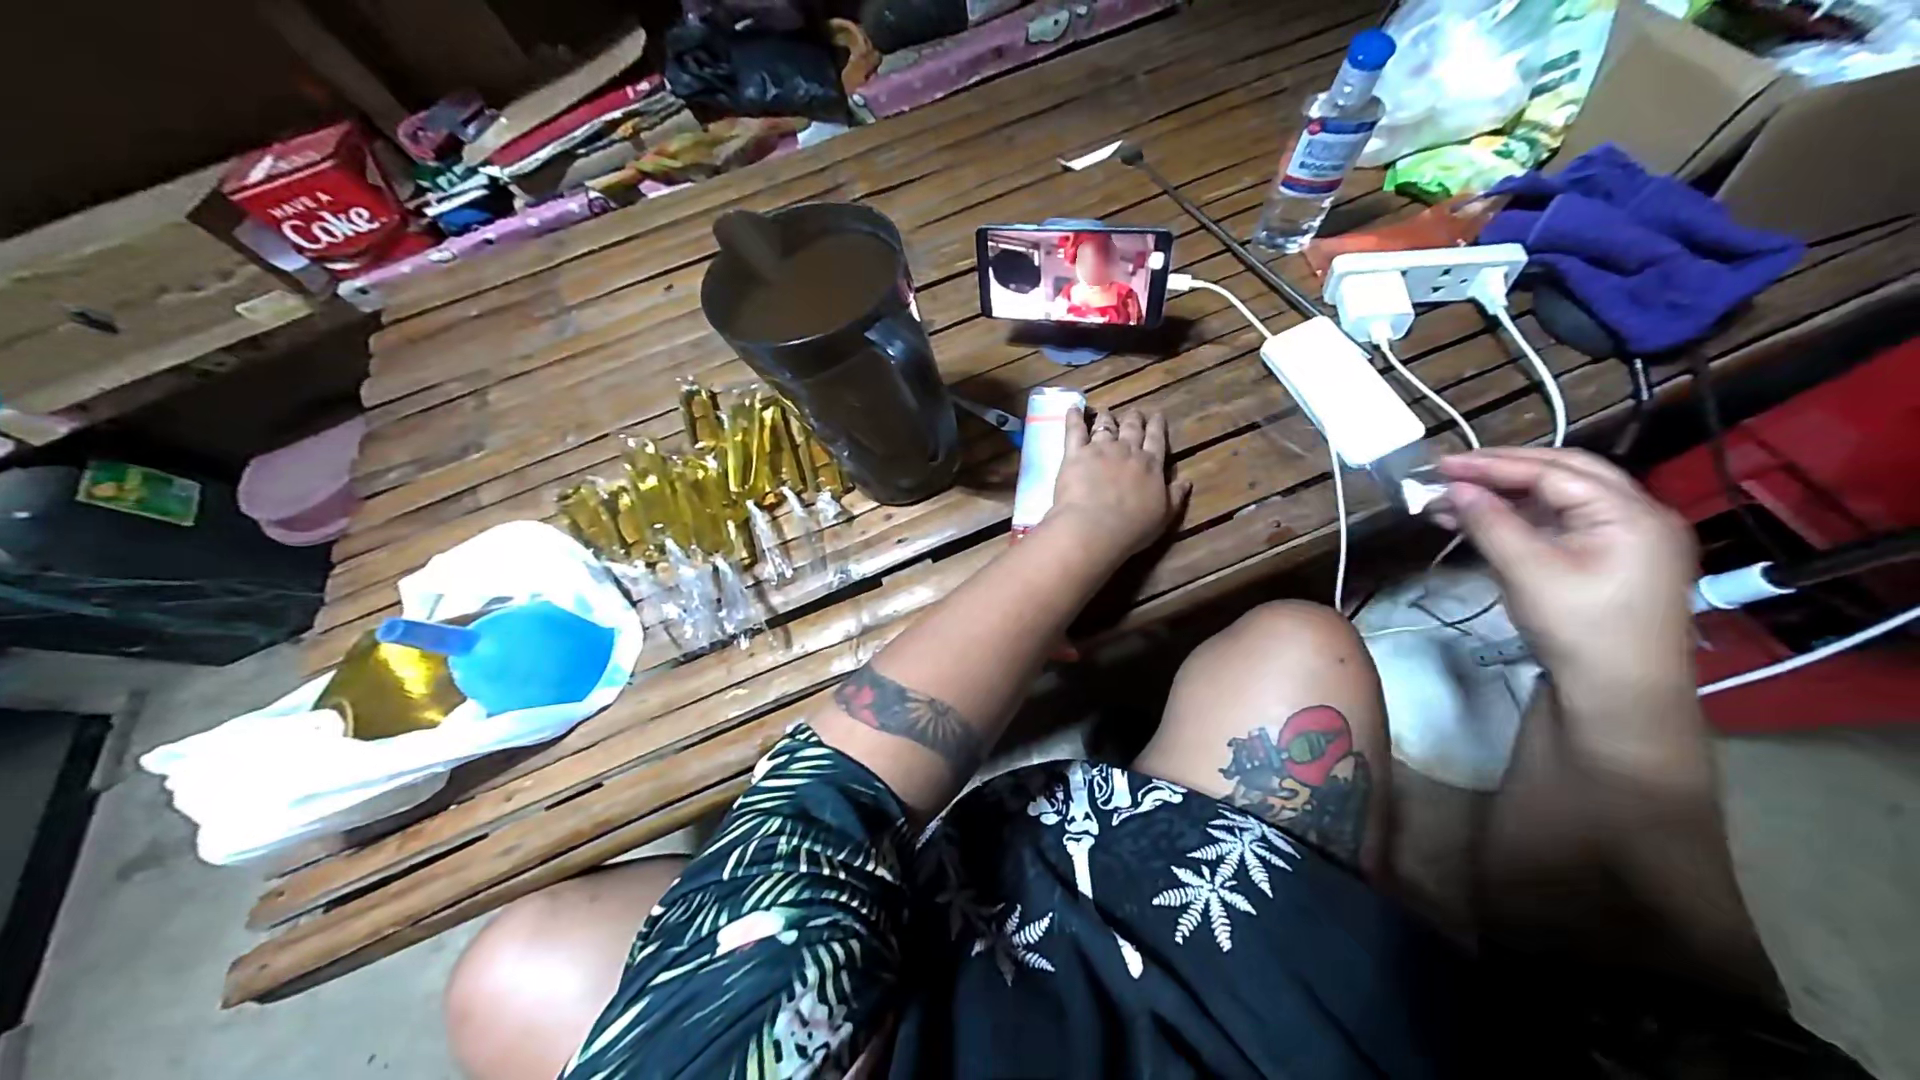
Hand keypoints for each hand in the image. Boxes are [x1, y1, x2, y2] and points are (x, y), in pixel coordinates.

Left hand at [1047, 408, 1190, 564]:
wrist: (1095, 527)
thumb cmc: (1132, 529)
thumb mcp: (1163, 517)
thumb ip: (1175, 497)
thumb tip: (1187, 481)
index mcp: (1151, 466)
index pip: (1156, 440)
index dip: (1157, 426)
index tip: (1157, 416)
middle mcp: (1128, 451)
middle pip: (1132, 428)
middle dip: (1134, 418)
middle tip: (1133, 413)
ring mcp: (1100, 449)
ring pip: (1105, 426)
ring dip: (1106, 418)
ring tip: (1105, 412)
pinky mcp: (1075, 453)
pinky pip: (1074, 429)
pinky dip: (1074, 416)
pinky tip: (1073, 408)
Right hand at [1437, 448, 1697, 698]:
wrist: (1621, 693)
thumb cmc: (1580, 628)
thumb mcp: (1528, 572)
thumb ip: (1491, 523)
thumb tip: (1455, 487)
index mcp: (1630, 513)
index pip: (1553, 471)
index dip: (1494, 465)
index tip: (1443, 464)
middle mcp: (1637, 515)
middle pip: (1563, 474)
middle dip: (1502, 470)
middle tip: (1450, 471)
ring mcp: (1625, 538)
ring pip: (1558, 499)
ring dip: (1505, 495)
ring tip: (1452, 500)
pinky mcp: (1608, 559)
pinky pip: (1560, 523)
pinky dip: (1519, 518)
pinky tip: (1481, 522)